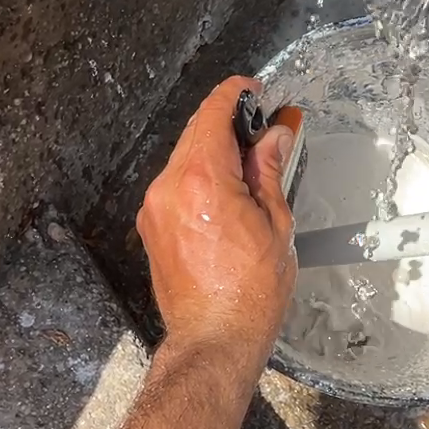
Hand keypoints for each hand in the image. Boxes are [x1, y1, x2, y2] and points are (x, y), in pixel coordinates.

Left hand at [138, 76, 296, 362]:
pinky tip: (228, 189)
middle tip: (264, 127)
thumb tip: (276, 135)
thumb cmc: (251, 292)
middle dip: (230, 123)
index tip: (254, 90)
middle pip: (196, 132)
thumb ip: (269, 171)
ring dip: (216, 150)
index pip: (213, 114)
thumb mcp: (276, 225)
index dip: (235, 94)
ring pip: (185, 157)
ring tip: (251, 162)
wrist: (214, 339)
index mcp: (203, 180)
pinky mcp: (152, 225)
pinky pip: (176, 183)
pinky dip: (201, 175)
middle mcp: (169, 187)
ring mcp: (155, 207)